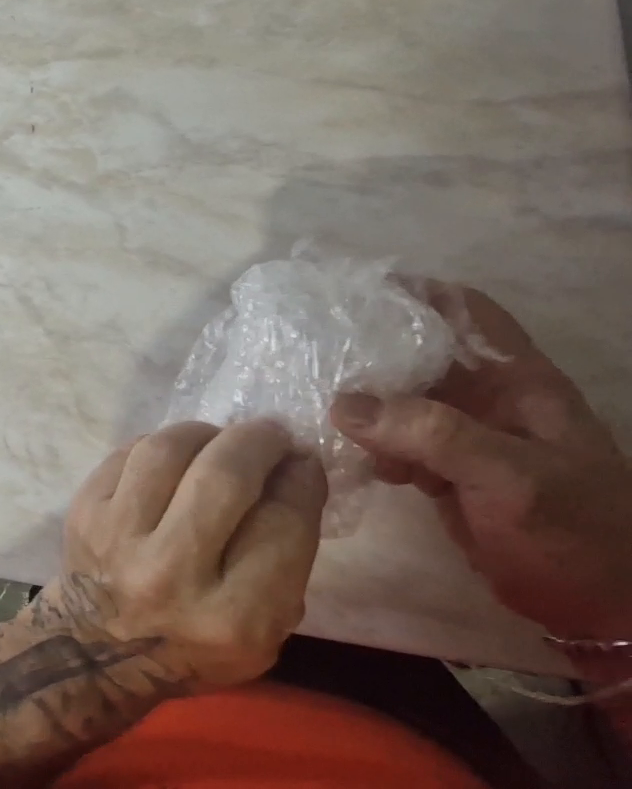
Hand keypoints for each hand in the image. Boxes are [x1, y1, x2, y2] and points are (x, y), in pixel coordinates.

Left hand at [34, 420, 326, 692]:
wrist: (97, 643)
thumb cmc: (193, 642)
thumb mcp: (264, 629)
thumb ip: (285, 559)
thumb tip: (295, 472)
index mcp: (234, 616)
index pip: (282, 526)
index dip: (301, 481)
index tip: (305, 461)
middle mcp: (172, 571)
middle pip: (223, 478)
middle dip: (256, 443)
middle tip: (269, 433)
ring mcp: (119, 536)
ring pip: (165, 452)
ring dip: (203, 432)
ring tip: (221, 437)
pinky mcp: (83, 509)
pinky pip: (126, 454)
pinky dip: (158, 444)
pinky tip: (177, 452)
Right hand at [330, 285, 631, 642]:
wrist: (602, 609)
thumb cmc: (577, 533)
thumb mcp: (513, 479)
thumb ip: (432, 433)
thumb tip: (340, 403)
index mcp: (517, 383)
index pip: (464, 311)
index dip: (410, 292)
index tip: (345, 293)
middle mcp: (484, 398)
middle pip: (414, 349)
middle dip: (360, 344)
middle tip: (299, 343)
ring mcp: (459, 434)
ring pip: (393, 394)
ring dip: (350, 394)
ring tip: (299, 393)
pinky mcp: (437, 468)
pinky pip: (385, 436)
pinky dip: (355, 436)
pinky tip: (330, 445)